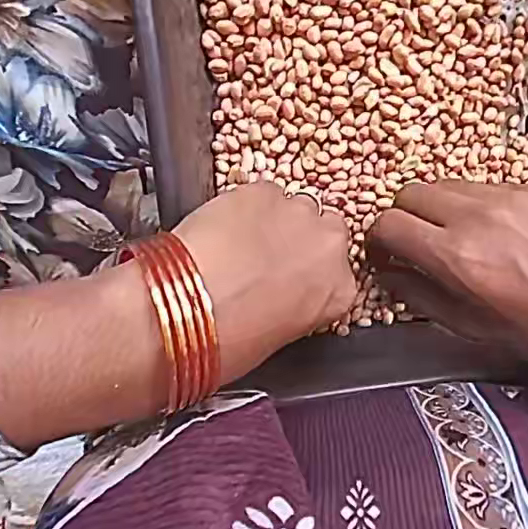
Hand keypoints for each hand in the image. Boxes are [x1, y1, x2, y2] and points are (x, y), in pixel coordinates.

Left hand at [174, 182, 358, 380]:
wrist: (187, 308)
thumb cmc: (228, 338)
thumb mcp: (280, 337)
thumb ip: (297, 305)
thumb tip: (281, 297)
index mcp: (340, 291)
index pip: (338, 271)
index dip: (311, 269)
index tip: (292, 275)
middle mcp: (328, 246)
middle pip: (326, 227)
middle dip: (301, 237)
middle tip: (267, 256)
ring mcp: (296, 212)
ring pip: (294, 204)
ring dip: (274, 219)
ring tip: (240, 242)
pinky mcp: (262, 190)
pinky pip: (262, 191)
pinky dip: (245, 205)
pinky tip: (224, 227)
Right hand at [367, 181, 527, 368]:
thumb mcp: (469, 326)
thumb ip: (417, 294)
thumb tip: (389, 273)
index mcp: (457, 256)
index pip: (388, 224)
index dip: (377, 240)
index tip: (383, 253)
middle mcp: (476, 217)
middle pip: (409, 194)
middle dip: (402, 218)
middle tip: (413, 243)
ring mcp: (504, 197)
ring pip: (443, 185)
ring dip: (435, 208)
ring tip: (452, 236)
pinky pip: (480, 186)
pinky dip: (470, 205)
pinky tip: (490, 231)